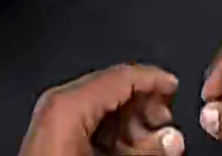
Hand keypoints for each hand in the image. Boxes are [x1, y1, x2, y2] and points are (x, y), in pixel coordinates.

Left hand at [19, 63, 185, 155]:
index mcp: (69, 101)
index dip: (155, 79)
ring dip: (129, 120)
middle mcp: (57, 101)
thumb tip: (173, 137)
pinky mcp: (47, 132)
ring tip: (149, 142)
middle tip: (166, 123)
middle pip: (114, 87)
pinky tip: (125, 147)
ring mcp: (49, 116)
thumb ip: (144, 150)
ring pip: (102, 103)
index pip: (124, 74)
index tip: (174, 87)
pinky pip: (87, 117)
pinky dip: (109, 129)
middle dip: (144, 105)